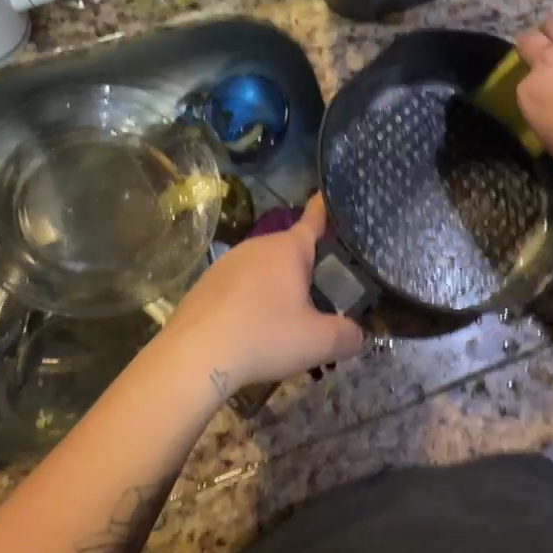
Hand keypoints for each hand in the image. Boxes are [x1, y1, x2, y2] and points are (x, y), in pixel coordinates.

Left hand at [155, 196, 363, 391]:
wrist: (194, 357)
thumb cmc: (263, 337)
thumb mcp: (317, 343)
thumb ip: (347, 336)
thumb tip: (359, 335)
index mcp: (289, 249)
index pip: (314, 219)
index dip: (324, 209)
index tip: (327, 194)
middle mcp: (258, 245)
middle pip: (290, 252)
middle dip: (304, 270)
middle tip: (319, 299)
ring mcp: (228, 262)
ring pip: (263, 270)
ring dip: (276, 288)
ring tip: (284, 322)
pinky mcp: (206, 283)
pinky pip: (239, 286)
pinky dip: (249, 301)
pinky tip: (250, 330)